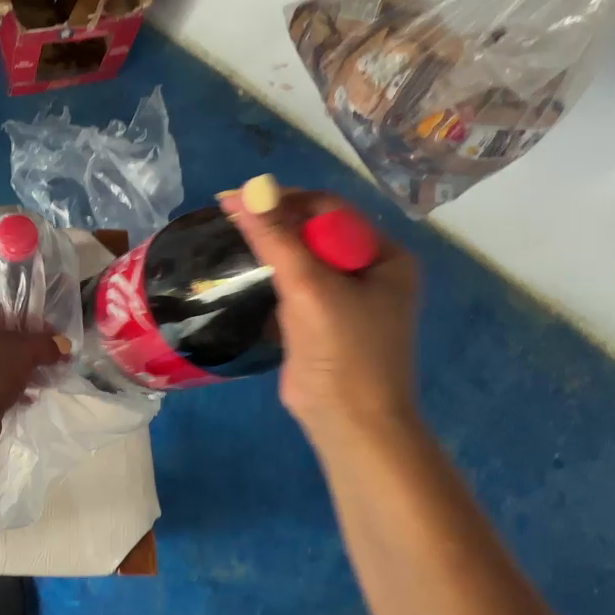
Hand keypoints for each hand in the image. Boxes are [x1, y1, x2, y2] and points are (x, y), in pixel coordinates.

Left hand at [0, 310, 69, 460]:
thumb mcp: (22, 350)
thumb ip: (45, 344)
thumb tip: (63, 344)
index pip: (4, 315)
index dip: (31, 324)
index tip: (54, 338)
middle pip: (3, 343)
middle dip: (30, 353)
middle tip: (54, 362)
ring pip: (1, 369)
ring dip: (23, 375)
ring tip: (47, 382)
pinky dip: (13, 393)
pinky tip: (30, 400)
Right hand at [218, 188, 420, 440]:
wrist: (351, 424)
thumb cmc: (343, 350)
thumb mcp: (309, 286)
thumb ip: (275, 236)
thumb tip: (244, 190)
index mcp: (385, 256)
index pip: (328, 209)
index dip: (284, 200)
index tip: (239, 202)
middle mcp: (371, 270)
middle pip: (313, 230)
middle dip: (273, 223)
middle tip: (229, 220)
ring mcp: (347, 297)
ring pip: (300, 257)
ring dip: (269, 249)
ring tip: (229, 241)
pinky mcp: (323, 320)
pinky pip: (293, 284)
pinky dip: (269, 276)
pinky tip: (242, 274)